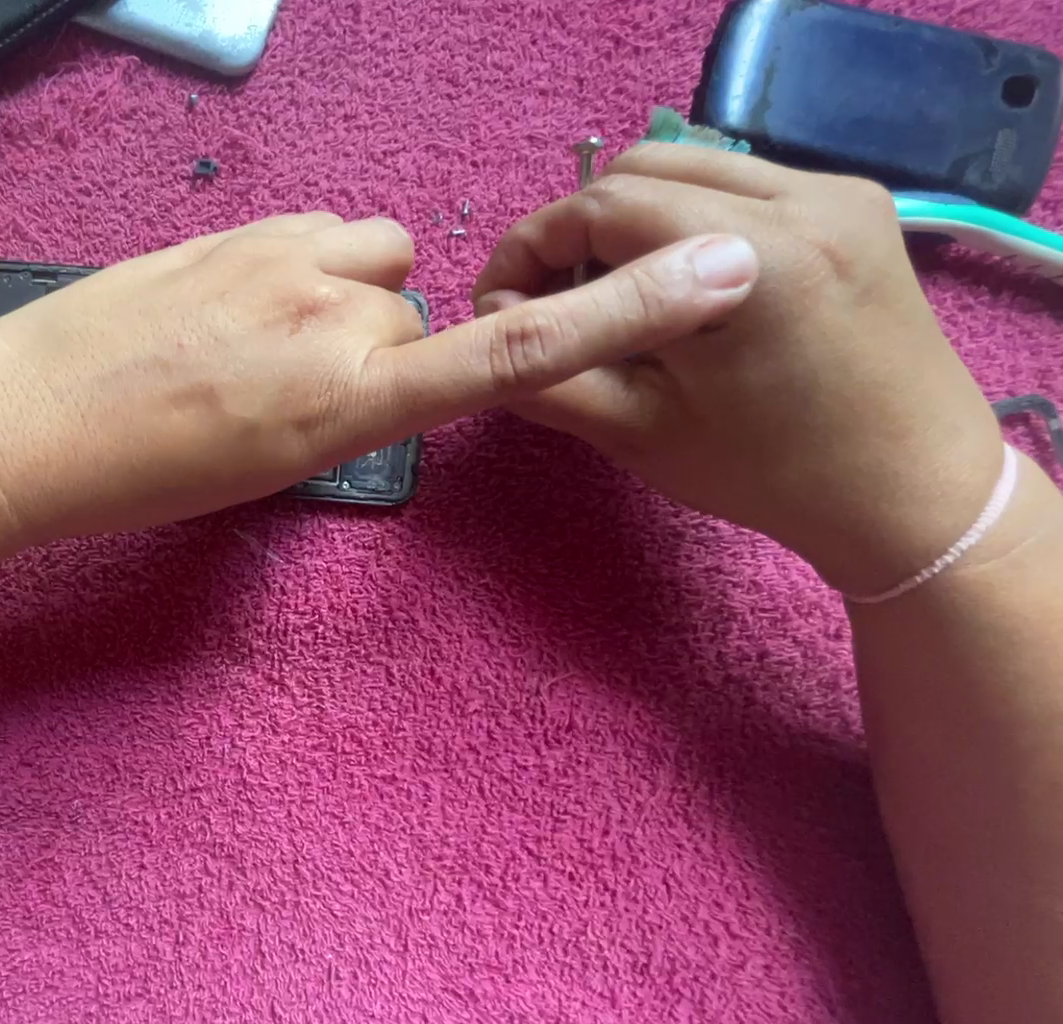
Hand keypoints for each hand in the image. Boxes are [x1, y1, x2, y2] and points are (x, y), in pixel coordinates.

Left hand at [0, 211, 757, 543]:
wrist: (21, 427)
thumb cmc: (130, 479)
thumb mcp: (253, 477)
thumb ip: (331, 418)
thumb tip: (361, 378)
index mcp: (340, 404)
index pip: (499, 354)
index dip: (611, 316)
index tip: (712, 274)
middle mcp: (327, 318)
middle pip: (414, 317)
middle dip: (378, 349)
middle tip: (295, 387)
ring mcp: (275, 261)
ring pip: (369, 260)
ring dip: (344, 295)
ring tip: (267, 339)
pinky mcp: (226, 233)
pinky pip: (308, 234)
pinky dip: (296, 266)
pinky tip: (232, 304)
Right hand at [473, 145, 1006, 595]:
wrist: (902, 487)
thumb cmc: (759, 471)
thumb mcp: (627, 431)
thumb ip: (543, 371)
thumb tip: (489, 320)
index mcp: (754, 261)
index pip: (601, 206)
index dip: (526, 248)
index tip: (495, 306)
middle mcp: (806, 199)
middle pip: (638, 170)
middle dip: (567, 232)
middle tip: (543, 303)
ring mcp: (836, 192)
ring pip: (681, 167)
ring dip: (614, 223)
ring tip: (597, 295)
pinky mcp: (847, 204)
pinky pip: (725, 183)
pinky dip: (666, 222)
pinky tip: (656, 285)